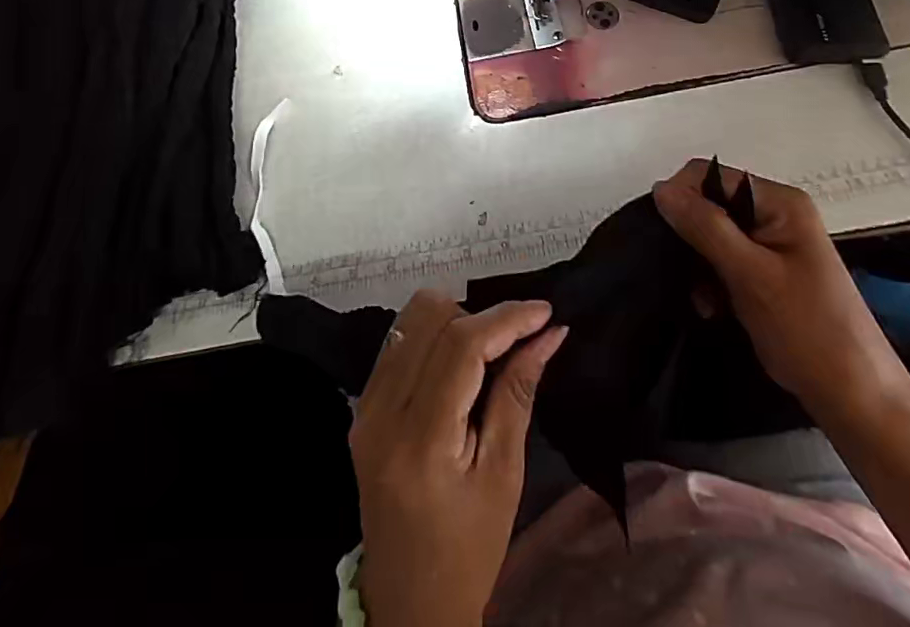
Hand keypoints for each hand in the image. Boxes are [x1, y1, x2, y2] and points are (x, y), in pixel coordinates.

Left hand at [350, 291, 566, 626]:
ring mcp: (364, 410)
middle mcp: (380, 414)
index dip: (506, 318)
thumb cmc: (469, 546)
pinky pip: (399, 345)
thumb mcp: (504, 473)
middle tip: (517, 340)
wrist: (408, 601)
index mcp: (420, 439)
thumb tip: (548, 334)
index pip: (461, 347)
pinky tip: (461, 363)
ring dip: (456, 321)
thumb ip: (518, 393)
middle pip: (429, 320)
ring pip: (410, 323)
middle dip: (481, 317)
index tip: (545, 312)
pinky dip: (434, 338)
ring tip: (491, 351)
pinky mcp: (361, 410)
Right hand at [653, 159, 909, 421]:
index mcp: (780, 203)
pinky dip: (711, 283)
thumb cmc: (807, 329)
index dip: (682, 199)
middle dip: (690, 238)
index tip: (665, 239)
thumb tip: (661, 189)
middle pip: (712, 206)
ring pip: (712, 238)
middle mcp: (776, 214)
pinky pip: (723, 263)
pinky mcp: (766, 273)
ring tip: (704, 301)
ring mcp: (772, 245)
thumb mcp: (751, 275)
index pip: (712, 176)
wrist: (852, 391)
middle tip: (687, 277)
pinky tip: (713, 309)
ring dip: (700, 267)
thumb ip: (706, 227)